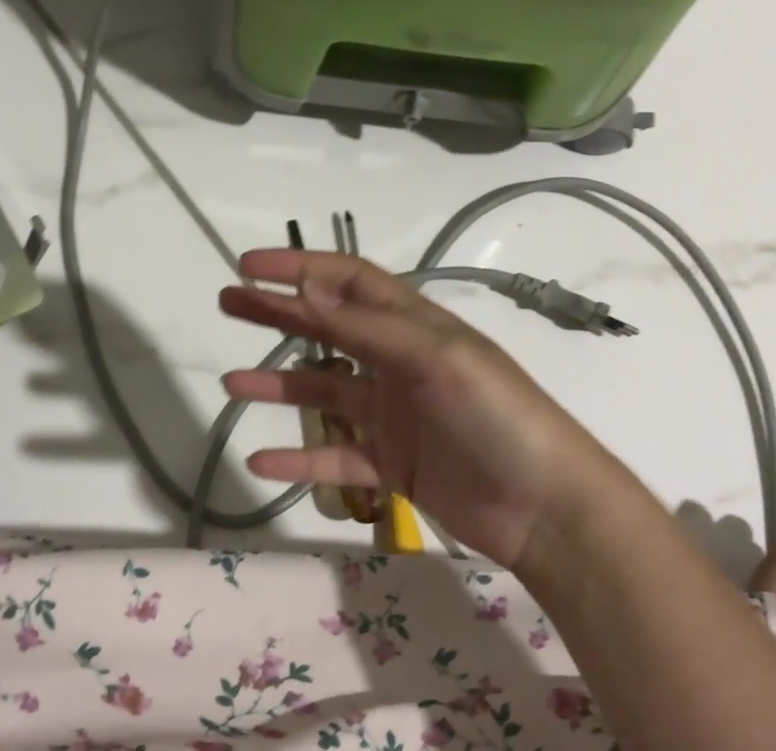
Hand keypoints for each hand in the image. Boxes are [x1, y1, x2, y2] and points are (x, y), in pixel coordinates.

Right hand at [219, 250, 628, 569]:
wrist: (548, 510)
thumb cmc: (498, 416)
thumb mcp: (435, 358)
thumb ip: (366, 327)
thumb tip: (304, 288)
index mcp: (413, 326)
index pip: (347, 281)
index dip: (299, 268)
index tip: (248, 266)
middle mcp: (396, 362)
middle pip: (326, 328)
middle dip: (277, 313)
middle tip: (228, 302)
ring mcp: (392, 415)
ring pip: (322, 393)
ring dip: (277, 386)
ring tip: (230, 384)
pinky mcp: (391, 464)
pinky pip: (333, 458)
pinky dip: (298, 459)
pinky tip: (260, 462)